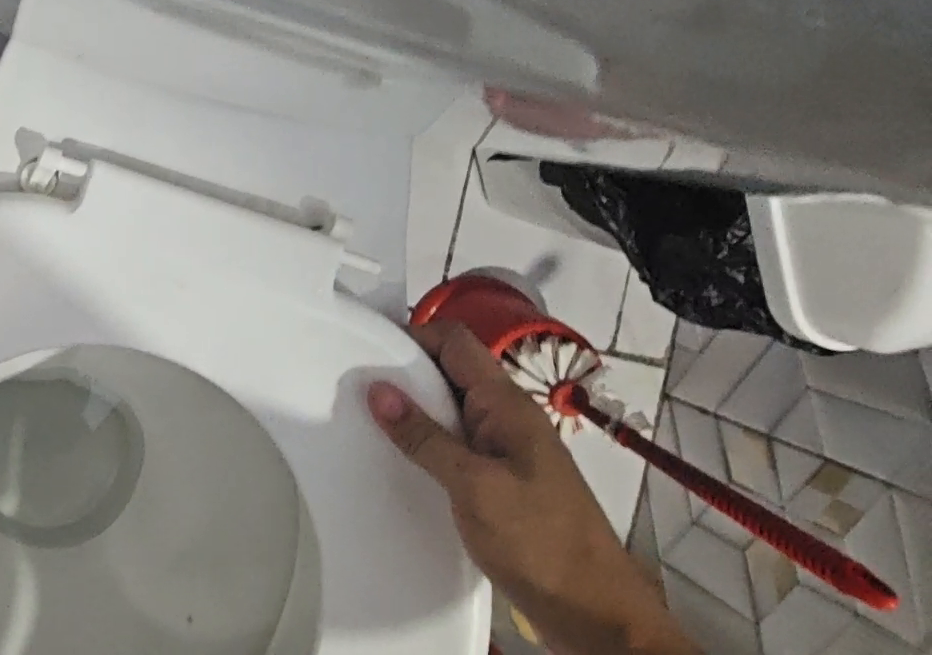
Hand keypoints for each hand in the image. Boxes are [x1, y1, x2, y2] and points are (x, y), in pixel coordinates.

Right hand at [367, 323, 697, 654]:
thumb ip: (424, 437)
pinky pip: (453, 442)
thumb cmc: (541, 543)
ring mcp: (504, 450)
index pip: (455, 342)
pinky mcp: (498, 479)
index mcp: (507, 406)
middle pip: (449, 370)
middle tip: (354, 381)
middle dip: (403, 371)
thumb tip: (377, 388)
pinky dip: (424, 439)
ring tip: (365, 416)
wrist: (597, 618)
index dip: (412, 335)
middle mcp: (506, 418)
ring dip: (411, 407)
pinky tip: (398, 456)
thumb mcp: (474, 486)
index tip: (366, 348)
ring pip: (449, 408)